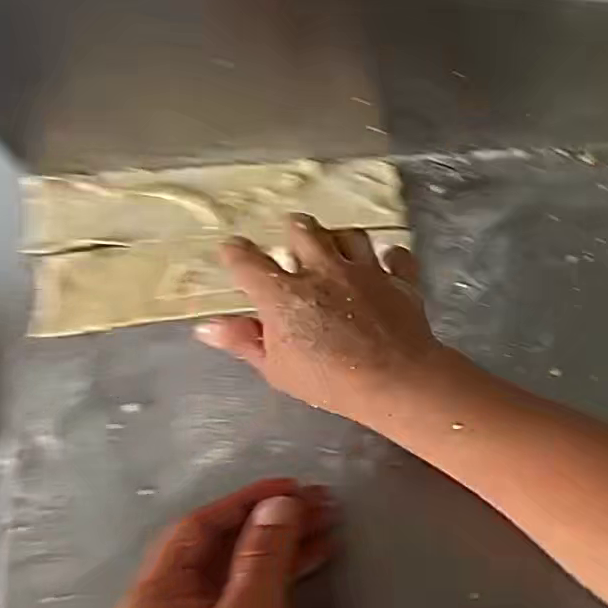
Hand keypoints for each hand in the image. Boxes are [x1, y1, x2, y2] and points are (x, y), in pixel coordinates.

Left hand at [100, 479, 334, 607]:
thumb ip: (264, 554)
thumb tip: (280, 501)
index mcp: (149, 606)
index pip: (196, 529)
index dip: (247, 500)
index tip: (294, 486)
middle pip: (218, 550)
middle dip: (272, 522)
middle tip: (322, 503)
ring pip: (236, 574)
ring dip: (282, 545)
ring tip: (329, 524)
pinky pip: (245, 601)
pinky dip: (279, 577)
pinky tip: (313, 560)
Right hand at [195, 214, 448, 415]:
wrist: (394, 377)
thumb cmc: (330, 380)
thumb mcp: (278, 369)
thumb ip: (246, 342)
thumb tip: (208, 326)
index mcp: (285, 295)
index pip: (250, 263)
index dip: (237, 252)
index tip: (233, 247)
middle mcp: (325, 272)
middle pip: (306, 232)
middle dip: (296, 227)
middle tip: (293, 227)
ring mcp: (366, 272)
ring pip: (352, 236)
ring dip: (341, 236)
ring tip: (337, 240)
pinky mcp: (399, 279)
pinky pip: (396, 256)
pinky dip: (391, 256)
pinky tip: (387, 260)